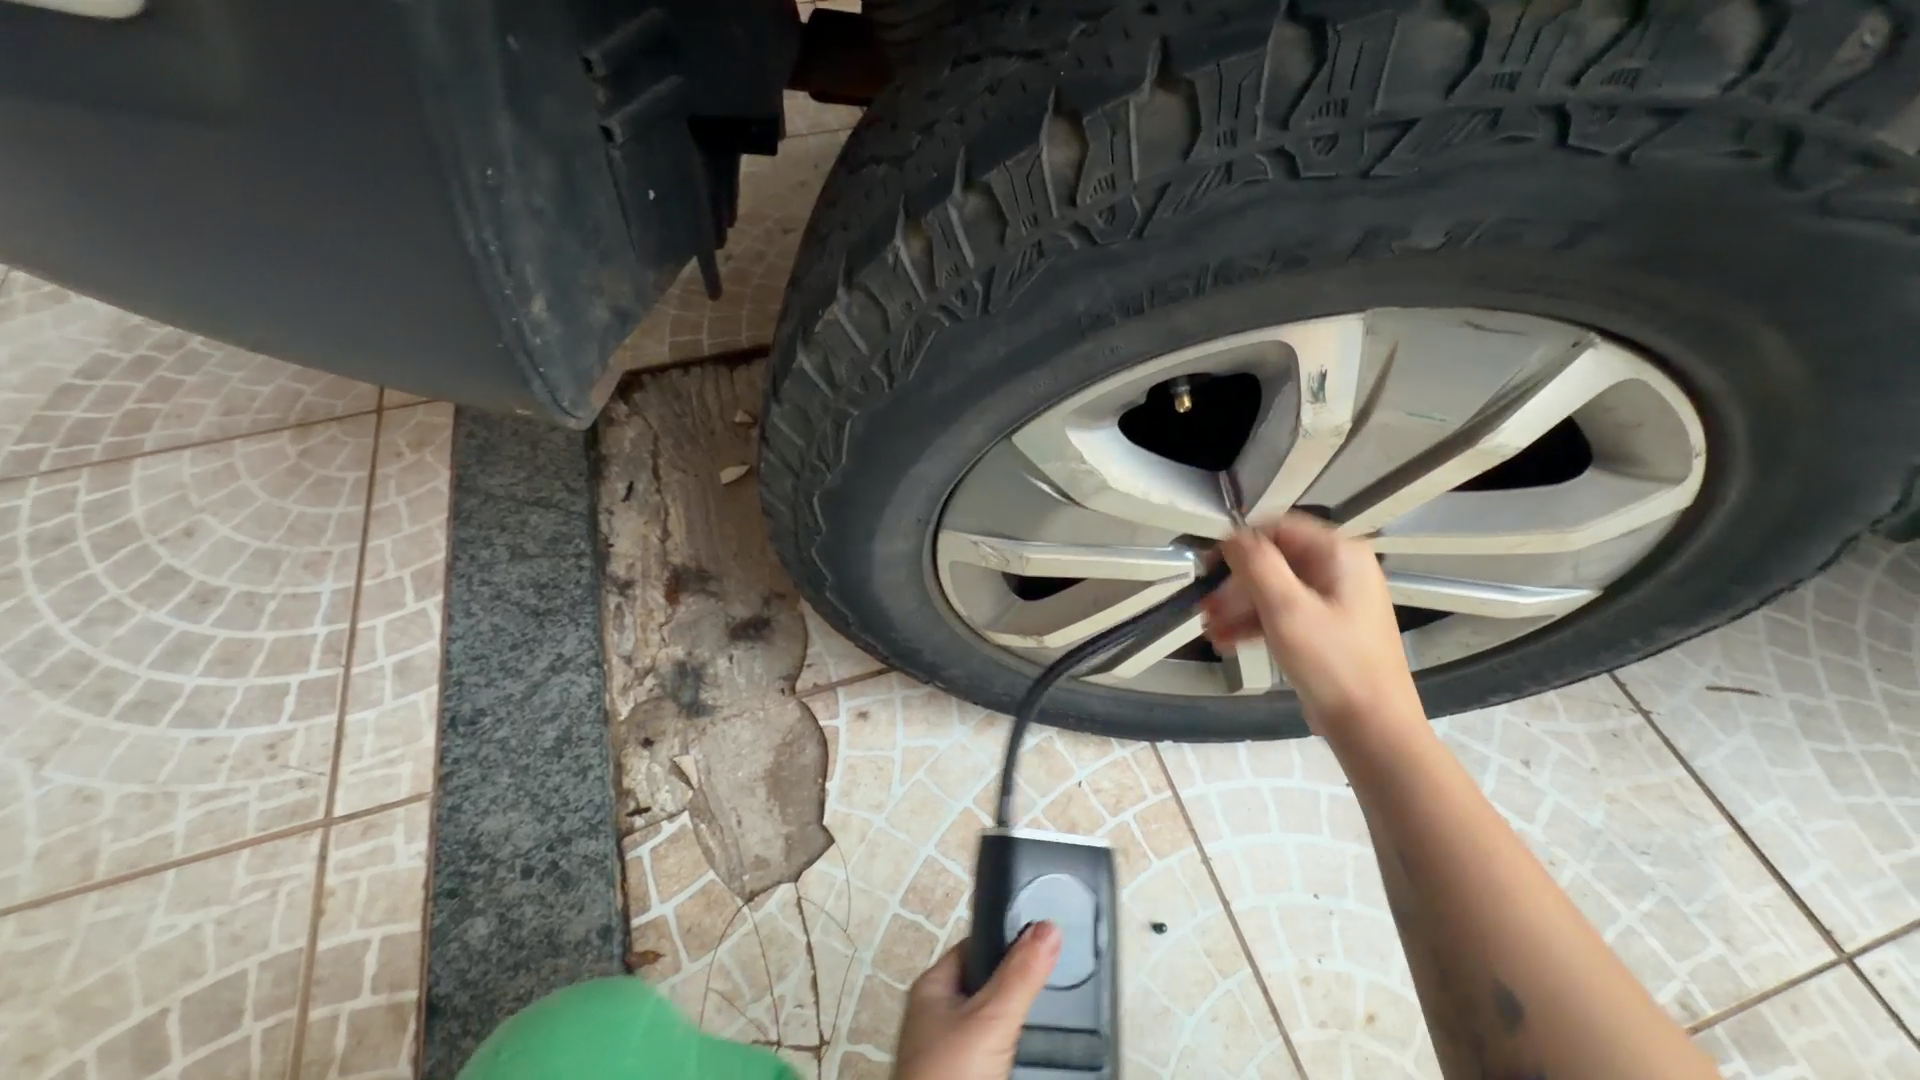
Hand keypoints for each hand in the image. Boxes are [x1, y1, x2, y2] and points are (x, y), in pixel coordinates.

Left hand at [891, 922, 1060, 1079]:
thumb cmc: (951, 1074)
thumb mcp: (992, 1018)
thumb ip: (1021, 975)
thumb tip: (1049, 928)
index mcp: (932, 987)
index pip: (974, 947)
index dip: (1006, 941)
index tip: (1043, 941)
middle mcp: (935, 1014)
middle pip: (984, 984)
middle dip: (1015, 983)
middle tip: (1051, 979)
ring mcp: (946, 1049)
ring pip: (989, 1020)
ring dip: (1013, 1019)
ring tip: (1046, 1013)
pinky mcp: (960, 1075)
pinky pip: (990, 1049)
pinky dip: (1009, 1047)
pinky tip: (1027, 1050)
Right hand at [1201, 513, 1423, 741]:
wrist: (1373, 728)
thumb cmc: (1333, 664)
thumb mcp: (1287, 610)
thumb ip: (1256, 564)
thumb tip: (1231, 537)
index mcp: (1340, 554)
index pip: (1278, 528)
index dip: (1239, 544)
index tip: (1207, 566)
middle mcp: (1341, 570)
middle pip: (1275, 562)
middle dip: (1235, 584)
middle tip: (1205, 606)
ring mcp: (1336, 602)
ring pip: (1276, 591)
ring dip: (1239, 607)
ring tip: (1210, 629)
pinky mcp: (1328, 630)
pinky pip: (1285, 614)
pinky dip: (1256, 624)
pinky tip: (1227, 641)